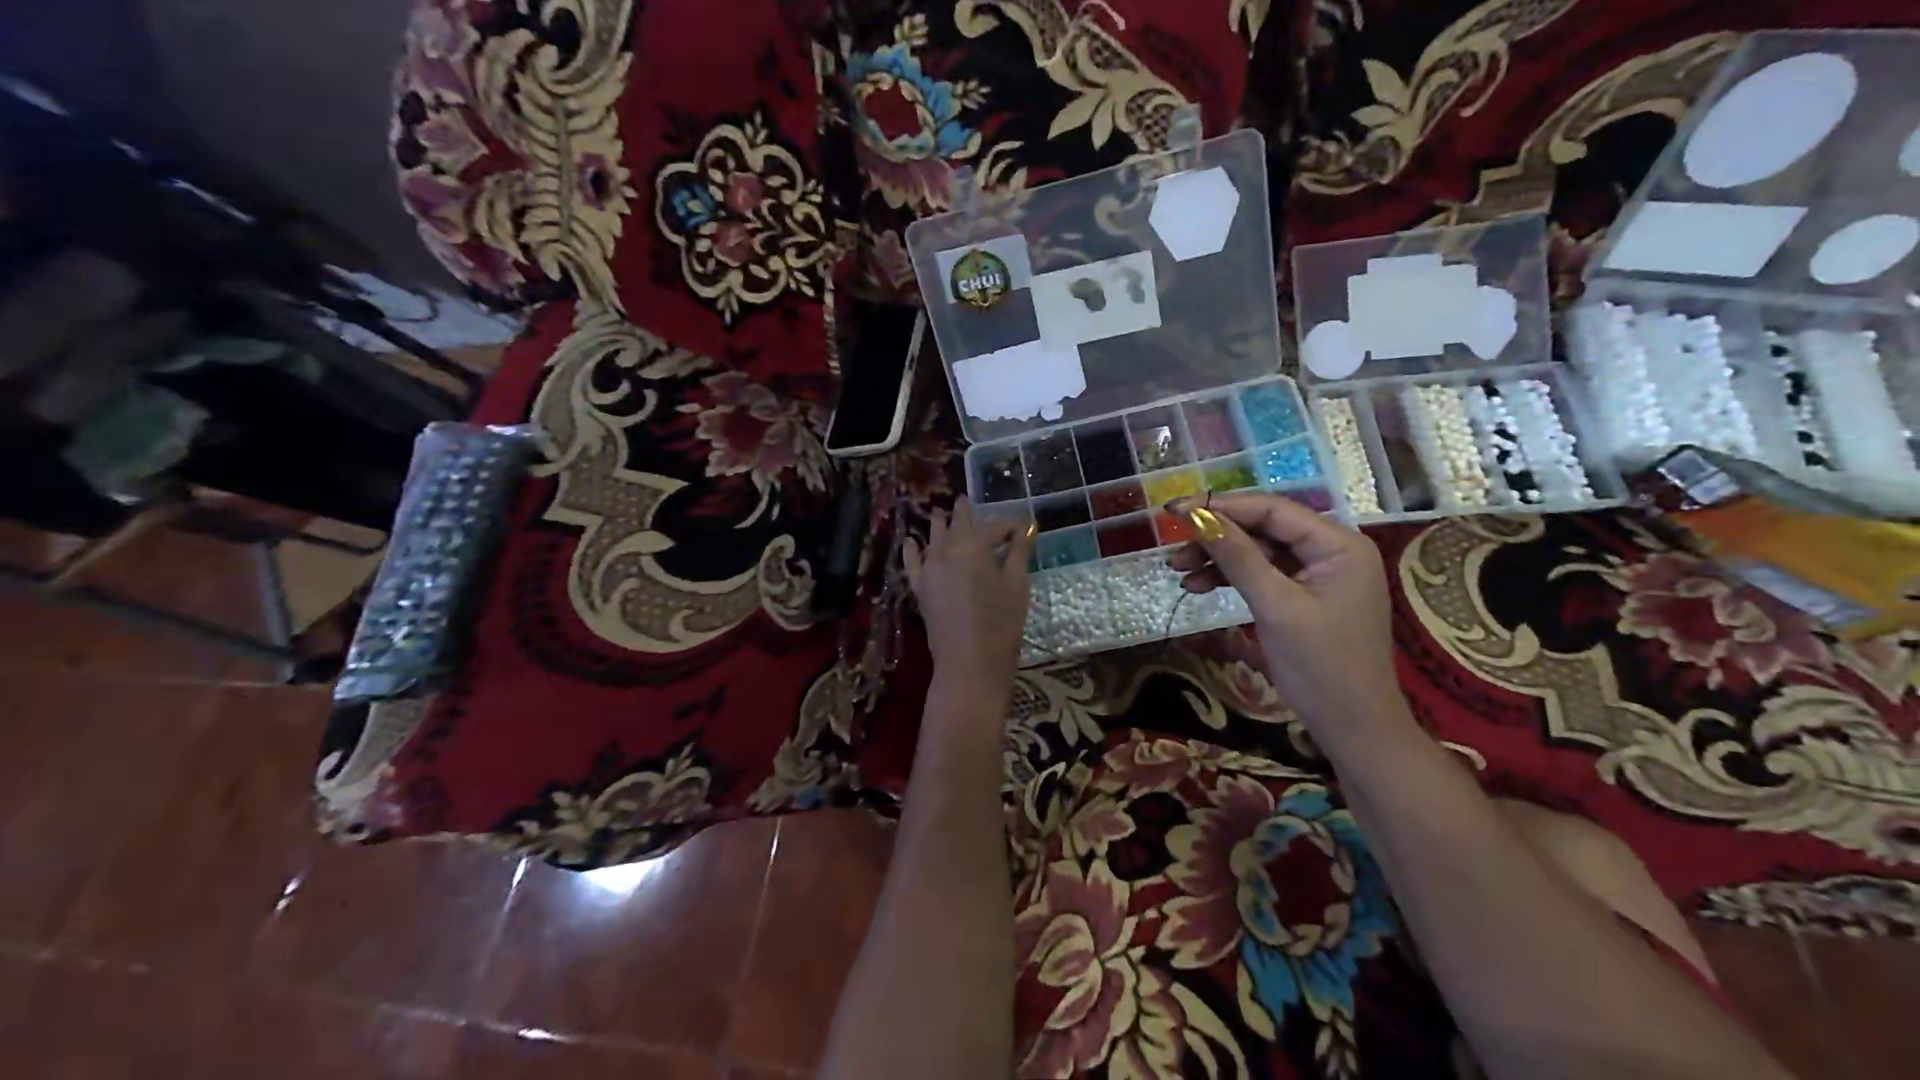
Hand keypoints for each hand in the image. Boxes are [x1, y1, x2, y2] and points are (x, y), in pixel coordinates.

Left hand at [905, 502, 1034, 687]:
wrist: (969, 663)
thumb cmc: (1001, 623)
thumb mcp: (1016, 585)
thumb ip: (1018, 553)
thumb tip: (1026, 528)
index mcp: (973, 546)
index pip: (994, 527)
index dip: (1009, 525)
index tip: (1021, 527)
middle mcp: (946, 550)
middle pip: (957, 523)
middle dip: (966, 512)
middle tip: (968, 501)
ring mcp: (929, 569)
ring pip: (933, 537)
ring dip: (940, 524)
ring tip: (942, 512)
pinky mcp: (920, 588)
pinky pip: (912, 562)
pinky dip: (912, 549)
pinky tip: (911, 540)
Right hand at [1166, 493, 1398, 720]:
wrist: (1353, 728)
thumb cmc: (1321, 667)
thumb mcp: (1275, 607)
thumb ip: (1238, 557)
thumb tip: (1197, 517)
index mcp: (1339, 545)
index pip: (1272, 510)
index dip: (1222, 507)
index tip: (1175, 510)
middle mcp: (1333, 551)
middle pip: (1264, 529)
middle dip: (1217, 538)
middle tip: (1174, 550)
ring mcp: (1320, 574)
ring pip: (1260, 552)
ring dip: (1219, 559)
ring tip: (1179, 571)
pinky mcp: (1307, 596)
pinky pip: (1264, 575)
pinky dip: (1233, 579)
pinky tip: (1200, 587)